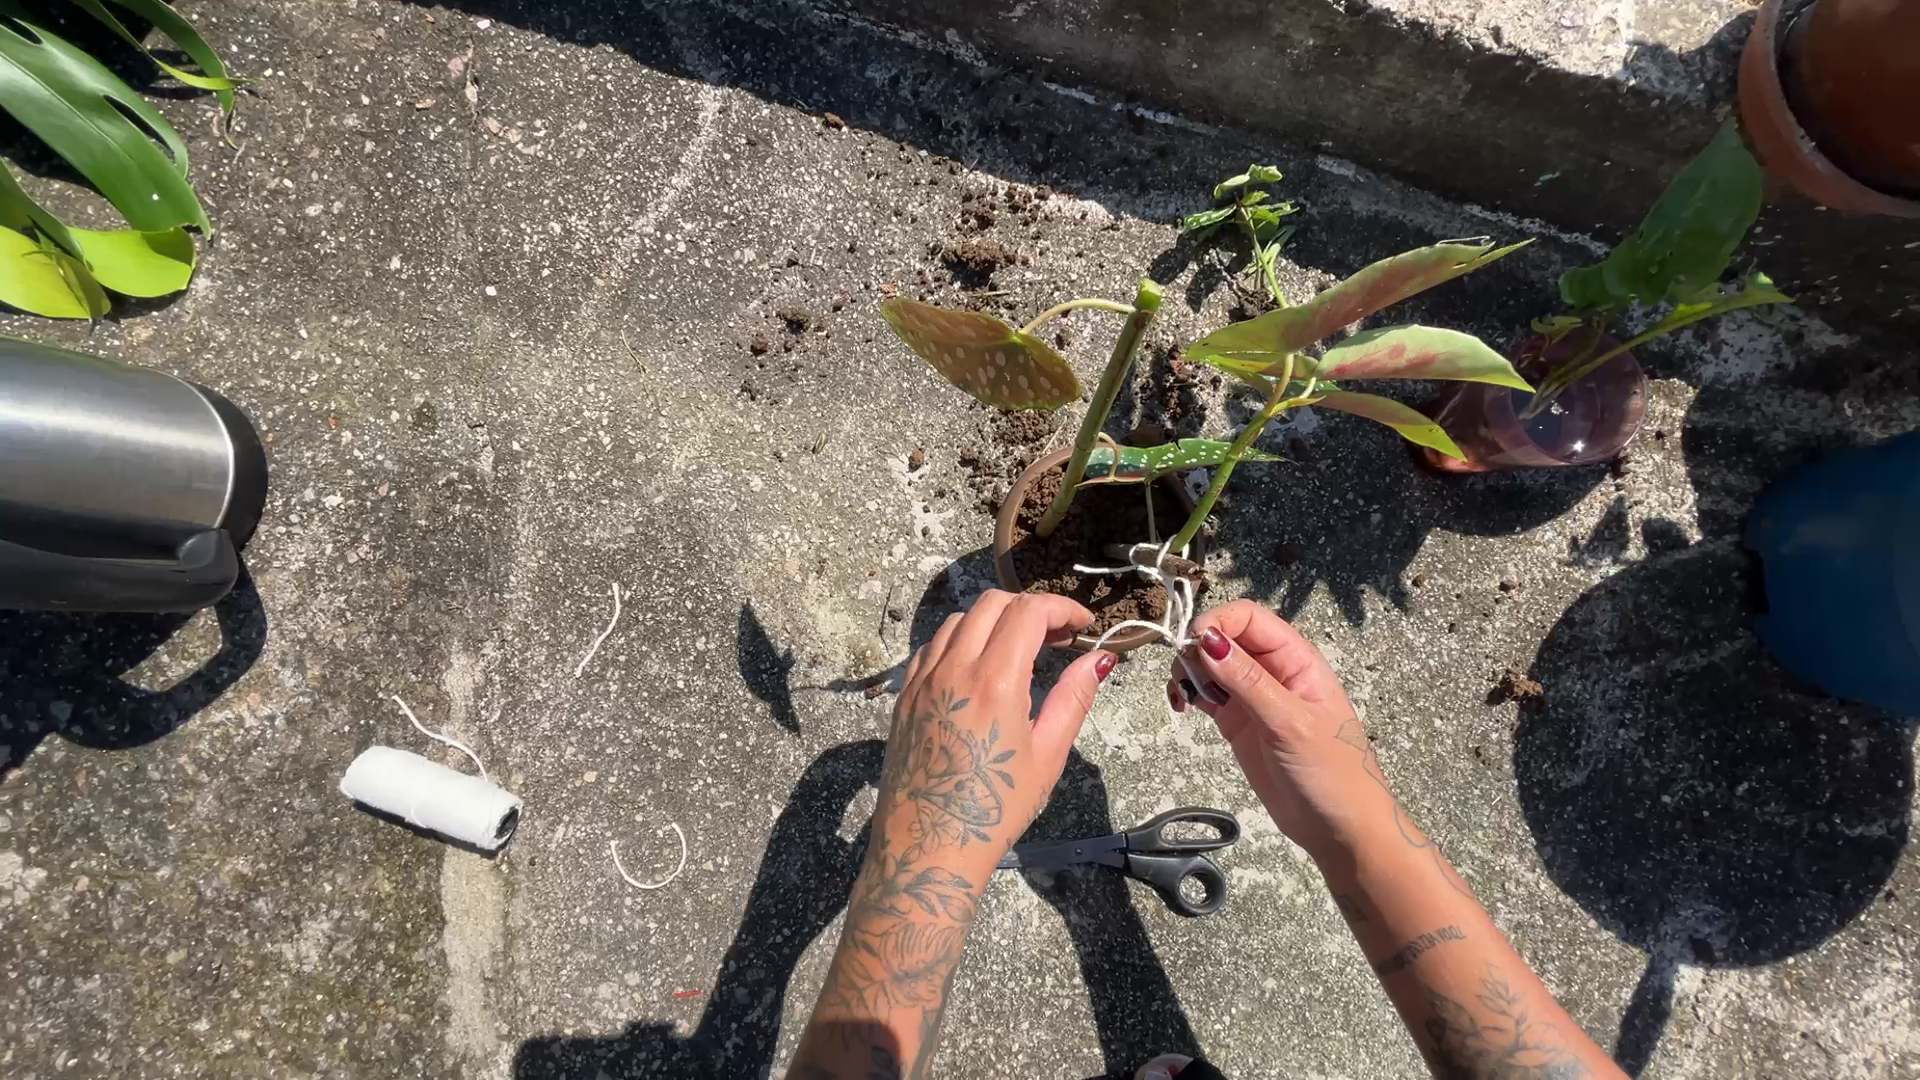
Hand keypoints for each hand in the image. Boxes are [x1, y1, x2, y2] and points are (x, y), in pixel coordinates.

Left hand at [878, 590, 1116, 877]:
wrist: (927, 847)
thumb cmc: (996, 807)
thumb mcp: (1047, 754)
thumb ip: (1073, 697)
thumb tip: (1100, 658)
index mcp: (994, 680)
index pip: (1029, 611)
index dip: (1062, 608)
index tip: (1082, 625)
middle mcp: (953, 667)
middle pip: (993, 603)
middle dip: (1030, 609)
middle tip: (1056, 637)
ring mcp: (922, 678)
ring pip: (959, 619)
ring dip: (994, 621)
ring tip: (1019, 650)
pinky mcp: (904, 693)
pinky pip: (933, 645)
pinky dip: (961, 639)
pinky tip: (977, 667)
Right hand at [1167, 599, 1396, 860]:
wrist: (1339, 831)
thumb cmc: (1332, 774)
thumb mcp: (1290, 723)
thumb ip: (1247, 681)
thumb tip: (1206, 640)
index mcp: (1295, 658)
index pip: (1248, 617)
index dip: (1217, 622)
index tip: (1193, 645)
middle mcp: (1271, 669)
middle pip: (1223, 636)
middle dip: (1196, 648)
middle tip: (1183, 676)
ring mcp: (1251, 695)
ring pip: (1209, 663)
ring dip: (1187, 670)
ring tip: (1181, 695)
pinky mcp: (1236, 720)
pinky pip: (1204, 692)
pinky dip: (1186, 691)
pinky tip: (1182, 706)